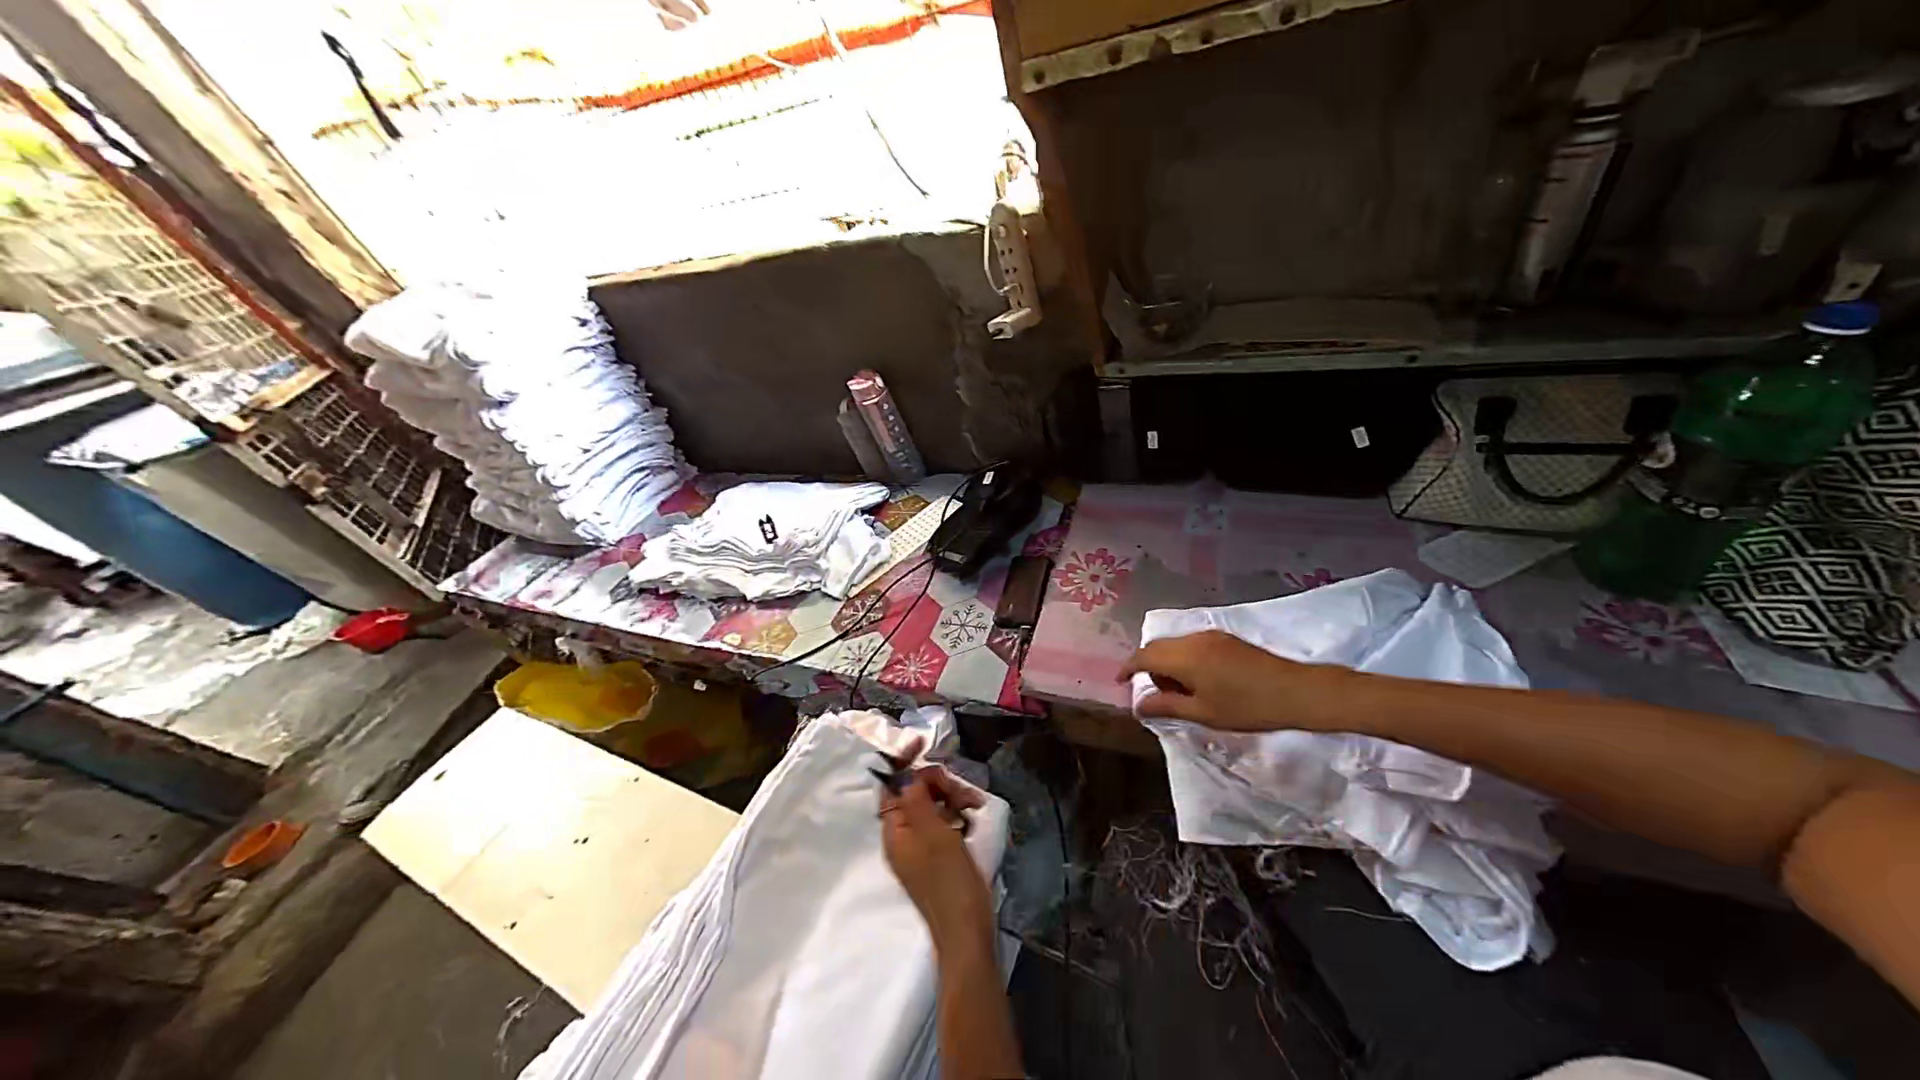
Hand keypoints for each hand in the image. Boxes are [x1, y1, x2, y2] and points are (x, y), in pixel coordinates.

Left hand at [879, 766, 991, 944]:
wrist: (966, 933)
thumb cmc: (948, 880)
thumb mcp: (932, 832)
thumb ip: (917, 799)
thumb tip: (905, 772)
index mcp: (894, 832)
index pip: (892, 787)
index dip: (905, 765)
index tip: (923, 744)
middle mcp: (903, 839)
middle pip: (915, 795)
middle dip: (939, 786)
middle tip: (963, 793)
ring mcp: (922, 851)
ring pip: (933, 809)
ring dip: (952, 801)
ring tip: (973, 808)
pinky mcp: (940, 860)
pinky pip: (944, 827)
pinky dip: (958, 819)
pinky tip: (973, 823)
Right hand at [1119, 629, 1352, 731]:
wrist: (1297, 691)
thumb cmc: (1247, 707)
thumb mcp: (1203, 713)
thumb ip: (1167, 706)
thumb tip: (1139, 705)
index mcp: (1184, 657)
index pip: (1144, 657)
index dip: (1127, 668)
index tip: (1119, 681)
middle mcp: (1193, 639)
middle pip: (1157, 647)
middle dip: (1148, 667)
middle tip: (1155, 694)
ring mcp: (1211, 635)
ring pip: (1174, 644)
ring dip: (1167, 663)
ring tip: (1181, 692)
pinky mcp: (1225, 638)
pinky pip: (1191, 643)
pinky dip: (1183, 658)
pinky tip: (1198, 680)